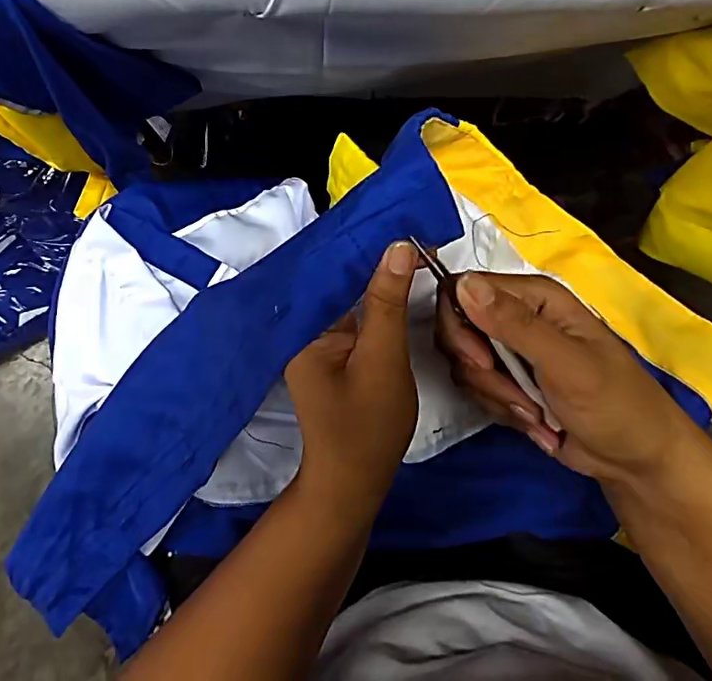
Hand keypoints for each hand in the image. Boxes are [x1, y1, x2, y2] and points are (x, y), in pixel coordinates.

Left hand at [284, 241, 420, 512]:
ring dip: (374, 284)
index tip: (397, 227)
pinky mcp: (330, 357)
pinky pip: (351, 321)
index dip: (363, 250)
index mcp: (300, 329)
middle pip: (336, 285)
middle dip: (371, 264)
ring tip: (408, 257)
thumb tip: (398, 246)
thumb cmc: (367, 427)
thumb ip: (388, 303)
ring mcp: (314, 344)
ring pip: (347, 302)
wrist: (355, 485)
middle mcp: (300, 331)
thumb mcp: (383, 359)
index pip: (329, 275)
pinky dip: (373, 308)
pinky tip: (394, 292)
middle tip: (411, 240)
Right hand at [434, 272, 699, 484]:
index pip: (462, 289)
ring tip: (536, 413)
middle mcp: (516, 314)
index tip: (480, 360)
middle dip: (479, 369)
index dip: (459, 323)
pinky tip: (535, 421)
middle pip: (456, 326)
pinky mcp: (507, 380)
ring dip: (495, 394)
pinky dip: (499, 408)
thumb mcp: (567, 363)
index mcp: (533, 296)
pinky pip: (475, 387)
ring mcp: (510, 348)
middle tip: (514, 393)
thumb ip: (514, 323)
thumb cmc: (617, 405)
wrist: (640, 465)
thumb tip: (464, 285)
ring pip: (463, 362)